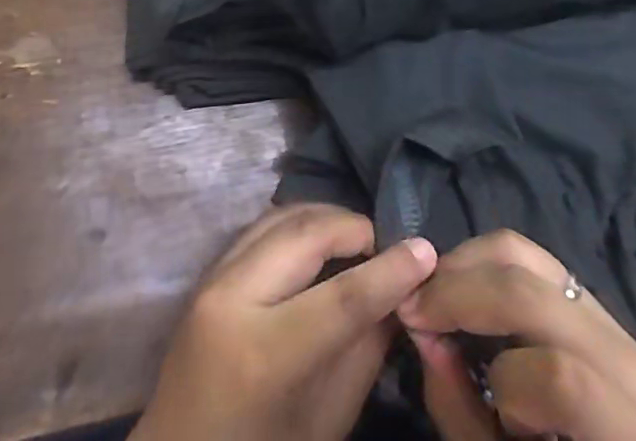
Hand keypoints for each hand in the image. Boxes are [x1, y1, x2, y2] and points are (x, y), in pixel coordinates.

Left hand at [132, 204, 438, 440]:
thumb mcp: (326, 418)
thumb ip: (364, 349)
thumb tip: (399, 292)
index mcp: (263, 353)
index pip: (341, 296)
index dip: (390, 270)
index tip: (427, 249)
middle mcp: (230, 298)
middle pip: (305, 234)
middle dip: (355, 228)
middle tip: (389, 246)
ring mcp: (211, 278)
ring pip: (280, 216)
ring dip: (326, 218)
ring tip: (359, 240)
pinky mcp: (207, 271)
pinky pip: (260, 227)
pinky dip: (298, 224)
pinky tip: (321, 242)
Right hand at [399, 231, 635, 440]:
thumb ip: (461, 410)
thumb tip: (426, 334)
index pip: (558, 373)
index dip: (487, 360)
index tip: (423, 338)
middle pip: (539, 289)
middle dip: (462, 286)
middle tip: (415, 302)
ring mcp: (633, 343)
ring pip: (539, 259)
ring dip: (474, 265)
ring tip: (438, 291)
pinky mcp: (612, 326)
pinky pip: (545, 273)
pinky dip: (495, 272)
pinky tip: (471, 297)